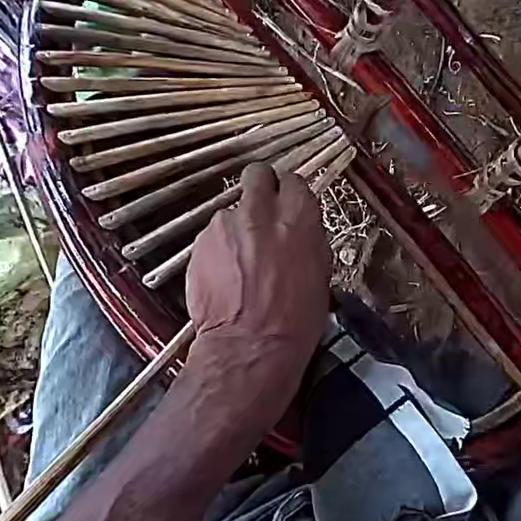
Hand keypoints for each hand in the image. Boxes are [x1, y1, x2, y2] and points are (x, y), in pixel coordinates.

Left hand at [180, 162, 330, 434]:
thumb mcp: (320, 272)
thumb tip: (301, 227)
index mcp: (299, 218)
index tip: (288, 206)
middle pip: (257, 173)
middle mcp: (262, 212)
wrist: (249, 347)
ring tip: (242, 261)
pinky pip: (213, 235)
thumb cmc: (295, 318)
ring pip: (232, 209)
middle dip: (260, 187)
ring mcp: (227, 225)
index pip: (293, 181)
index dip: (289, 193)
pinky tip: (226, 275)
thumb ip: (308, 238)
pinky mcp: (201, 242)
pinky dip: (219, 248)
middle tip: (262, 213)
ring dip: (238, 227)